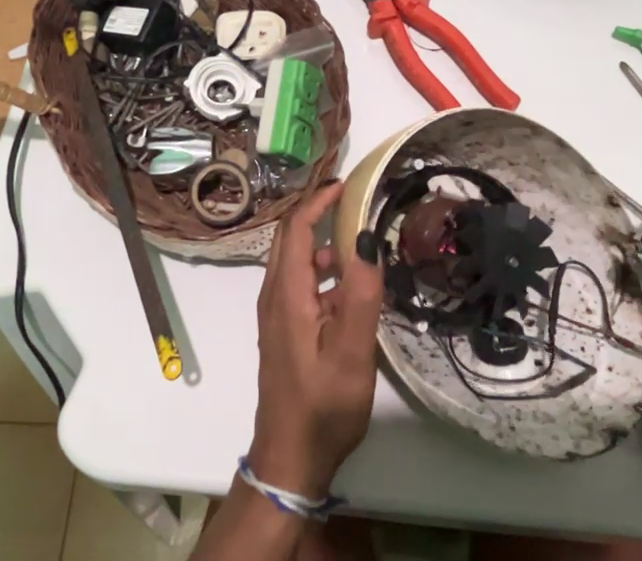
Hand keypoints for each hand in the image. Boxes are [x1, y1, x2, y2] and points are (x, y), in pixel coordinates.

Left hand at [247, 180, 384, 498]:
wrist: (290, 457)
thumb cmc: (323, 406)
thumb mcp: (351, 353)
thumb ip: (360, 295)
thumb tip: (366, 238)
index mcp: (287, 294)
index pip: (296, 229)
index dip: (318, 201)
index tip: (346, 184)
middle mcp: (276, 296)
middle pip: (292, 240)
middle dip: (319, 214)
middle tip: (357, 202)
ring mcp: (278, 315)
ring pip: (298, 264)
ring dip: (326, 245)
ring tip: (365, 243)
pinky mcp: (286, 331)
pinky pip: (304, 286)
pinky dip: (326, 273)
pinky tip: (355, 290)